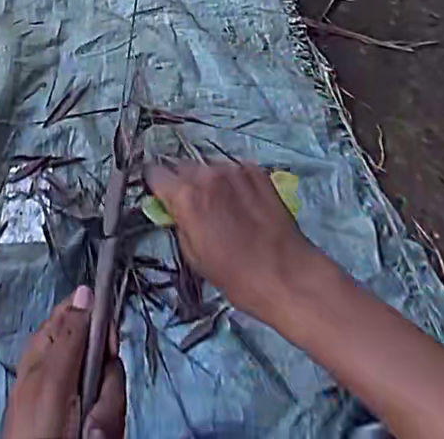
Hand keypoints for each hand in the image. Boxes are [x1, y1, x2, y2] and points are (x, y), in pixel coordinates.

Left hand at [2, 285, 125, 438]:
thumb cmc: (38, 431)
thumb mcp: (51, 379)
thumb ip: (71, 336)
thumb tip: (85, 289)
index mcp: (48, 348)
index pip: (82, 314)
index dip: (100, 326)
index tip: (107, 344)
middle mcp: (66, 368)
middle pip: (105, 355)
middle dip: (106, 383)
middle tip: (91, 405)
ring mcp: (80, 398)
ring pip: (114, 388)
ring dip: (107, 414)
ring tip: (88, 434)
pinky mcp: (93, 424)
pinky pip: (114, 416)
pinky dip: (108, 431)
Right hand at [143, 160, 324, 322]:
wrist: (289, 276)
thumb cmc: (237, 276)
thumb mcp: (194, 257)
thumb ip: (178, 223)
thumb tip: (173, 209)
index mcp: (186, 195)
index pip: (155, 172)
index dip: (156, 185)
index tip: (162, 197)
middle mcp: (206, 174)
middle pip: (181, 166)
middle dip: (183, 182)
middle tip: (195, 207)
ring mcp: (233, 169)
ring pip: (208, 167)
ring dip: (208, 181)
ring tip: (224, 206)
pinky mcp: (256, 170)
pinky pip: (233, 170)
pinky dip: (232, 182)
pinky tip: (244, 203)